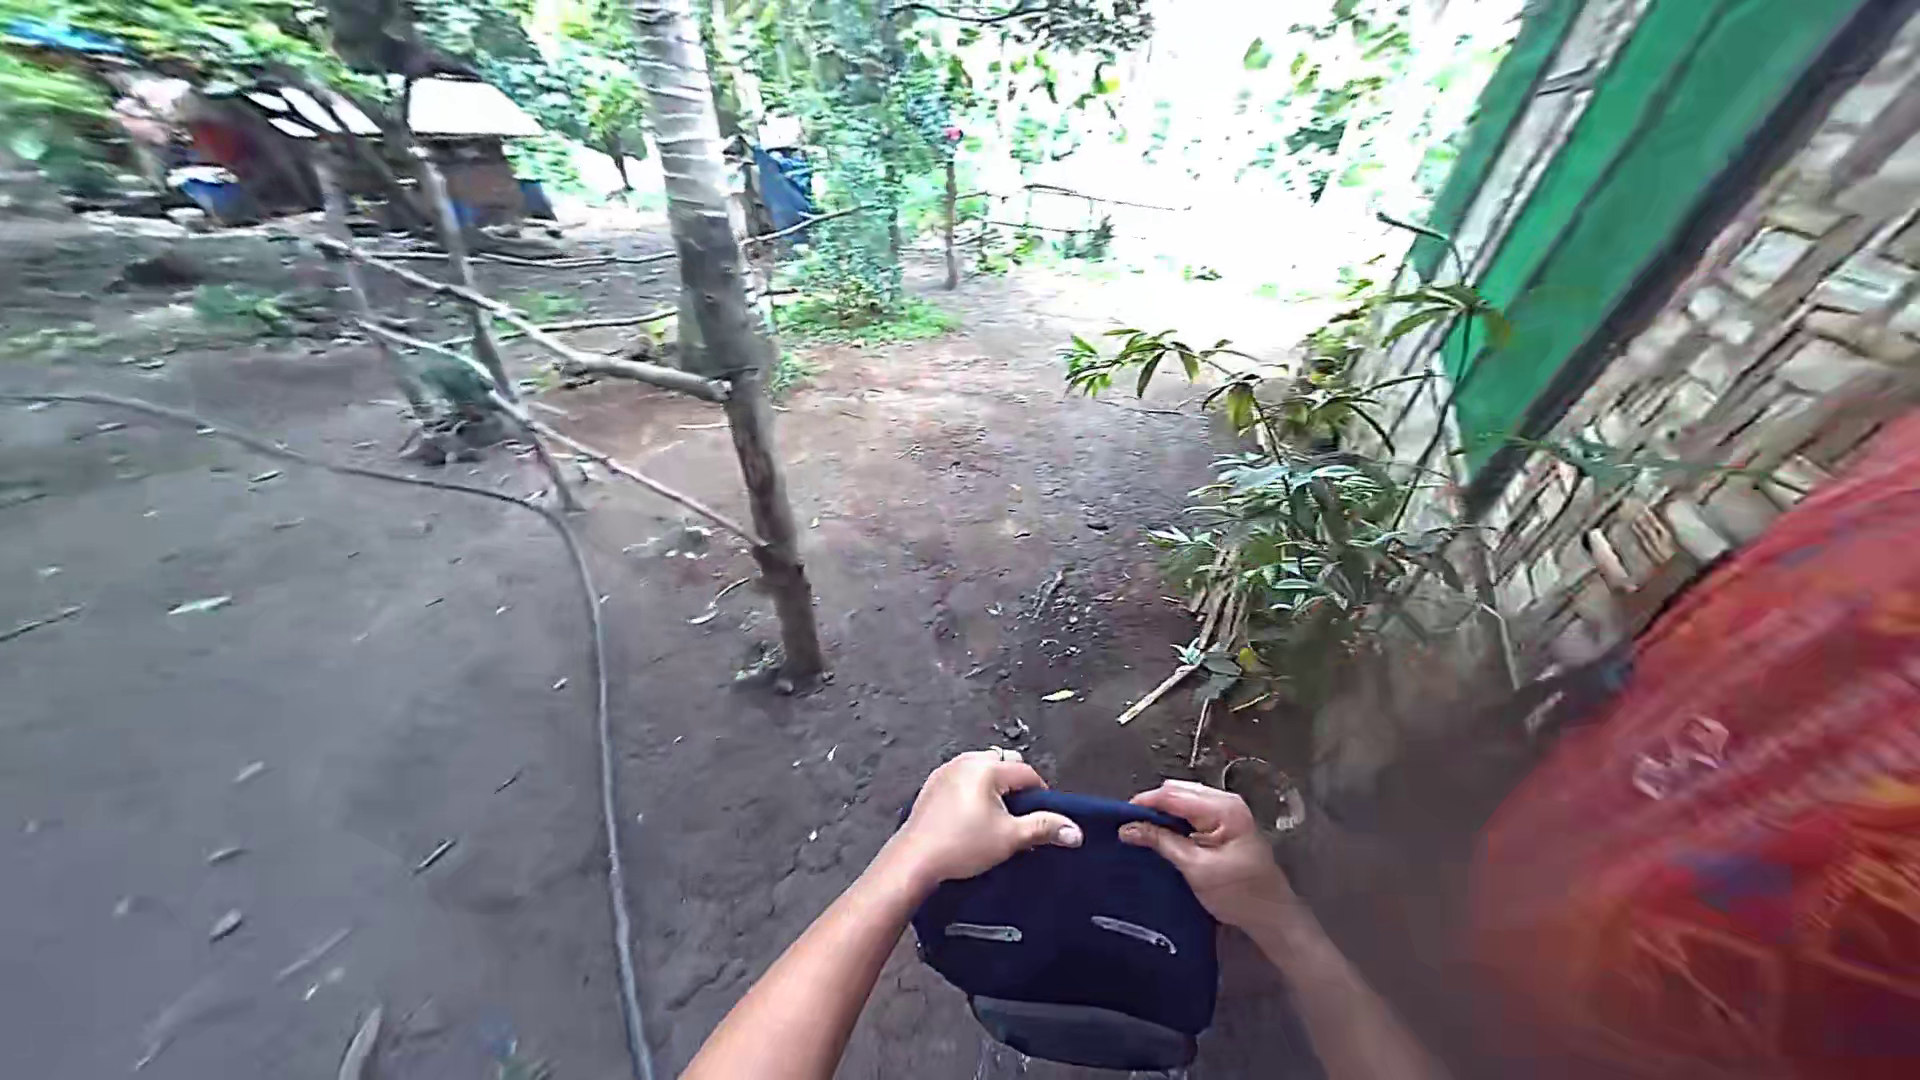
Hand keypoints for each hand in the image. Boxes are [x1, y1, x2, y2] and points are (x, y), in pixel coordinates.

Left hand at [881, 750, 1082, 895]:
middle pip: (1004, 764)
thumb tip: (1075, 830)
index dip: (1040, 794)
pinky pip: (964, 776)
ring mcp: (947, 769)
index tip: (1042, 818)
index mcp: (987, 768)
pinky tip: (972, 815)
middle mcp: (967, 761)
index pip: (1026, 773)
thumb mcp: (1009, 838)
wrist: (916, 859)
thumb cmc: (963, 846)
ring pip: (983, 768)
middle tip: (1018, 815)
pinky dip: (974, 787)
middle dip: (1016, 785)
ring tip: (996, 816)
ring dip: (994, 785)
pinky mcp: (934, 782)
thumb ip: (1044, 828)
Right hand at [1119, 779, 1296, 930]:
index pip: (1174, 795)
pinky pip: (1193, 807)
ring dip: (1163, 810)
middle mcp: (1226, 800)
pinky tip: (1164, 829)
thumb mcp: (1195, 868)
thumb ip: (1161, 842)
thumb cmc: (1239, 895)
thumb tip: (1127, 828)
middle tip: (1131, 822)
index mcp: (1224, 809)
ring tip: (1143, 826)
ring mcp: (1228, 808)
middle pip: (1178, 791)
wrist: (1274, 918)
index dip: (1145, 802)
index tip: (1122, 815)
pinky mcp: (1226, 819)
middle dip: (1153, 804)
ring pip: (1184, 797)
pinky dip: (1175, 815)